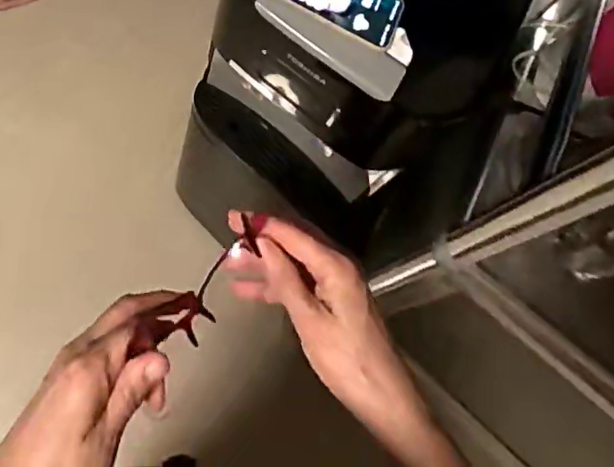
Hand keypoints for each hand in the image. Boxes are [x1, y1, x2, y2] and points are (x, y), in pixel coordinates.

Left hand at [0, 291, 179, 466]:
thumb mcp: (104, 438)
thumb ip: (132, 392)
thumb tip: (160, 357)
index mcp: (88, 364)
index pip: (134, 321)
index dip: (164, 314)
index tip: (187, 308)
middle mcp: (75, 354)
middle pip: (121, 313)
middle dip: (154, 307)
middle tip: (181, 307)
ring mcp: (66, 363)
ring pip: (112, 329)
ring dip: (140, 334)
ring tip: (161, 369)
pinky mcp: (62, 377)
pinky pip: (100, 345)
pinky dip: (124, 347)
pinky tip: (134, 369)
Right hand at [225, 212, 464, 466]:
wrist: (384, 397)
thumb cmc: (347, 361)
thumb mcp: (310, 321)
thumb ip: (286, 279)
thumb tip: (264, 243)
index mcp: (334, 264)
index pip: (292, 232)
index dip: (261, 223)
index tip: (234, 216)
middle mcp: (336, 264)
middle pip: (293, 241)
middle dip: (260, 237)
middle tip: (230, 233)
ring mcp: (335, 280)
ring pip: (293, 261)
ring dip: (264, 262)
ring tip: (231, 263)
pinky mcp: (333, 298)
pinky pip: (299, 280)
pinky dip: (275, 283)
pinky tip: (248, 289)